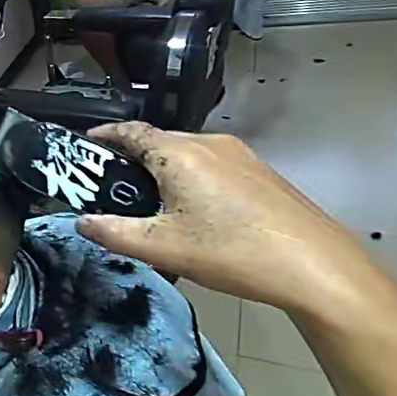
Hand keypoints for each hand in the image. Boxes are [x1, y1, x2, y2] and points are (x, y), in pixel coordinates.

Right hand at [75, 123, 380, 317]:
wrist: (313, 264)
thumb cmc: (231, 252)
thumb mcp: (163, 248)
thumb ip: (115, 233)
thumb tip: (83, 222)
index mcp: (179, 153)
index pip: (131, 131)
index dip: (105, 135)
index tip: (86, 146)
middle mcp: (209, 142)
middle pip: (160, 142)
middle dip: (133, 159)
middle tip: (115, 189)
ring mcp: (239, 153)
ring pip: (188, 154)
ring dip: (165, 170)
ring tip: (155, 206)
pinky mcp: (259, 170)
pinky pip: (213, 165)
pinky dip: (192, 178)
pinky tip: (198, 212)